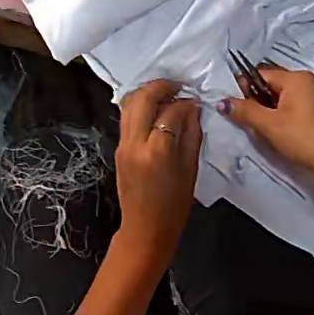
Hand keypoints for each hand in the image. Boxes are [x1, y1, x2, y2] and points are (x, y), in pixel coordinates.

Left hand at [113, 80, 200, 259]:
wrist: (145, 228)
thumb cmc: (174, 205)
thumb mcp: (190, 169)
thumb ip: (191, 135)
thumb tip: (192, 109)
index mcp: (157, 150)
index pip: (171, 111)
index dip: (185, 102)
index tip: (195, 101)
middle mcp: (135, 143)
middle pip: (142, 99)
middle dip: (160, 86)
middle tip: (177, 86)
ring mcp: (123, 145)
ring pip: (129, 105)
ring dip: (146, 94)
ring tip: (166, 94)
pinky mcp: (118, 148)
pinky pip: (126, 119)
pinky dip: (139, 107)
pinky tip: (155, 110)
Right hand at [223, 65, 313, 196]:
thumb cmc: (308, 139)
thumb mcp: (271, 125)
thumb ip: (245, 110)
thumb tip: (222, 101)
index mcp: (296, 78)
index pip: (259, 74)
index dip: (242, 88)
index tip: (230, 106)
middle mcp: (307, 84)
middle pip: (270, 87)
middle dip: (255, 102)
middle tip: (244, 122)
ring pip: (280, 102)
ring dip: (267, 115)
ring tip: (259, 131)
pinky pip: (292, 112)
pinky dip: (281, 122)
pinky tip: (277, 137)